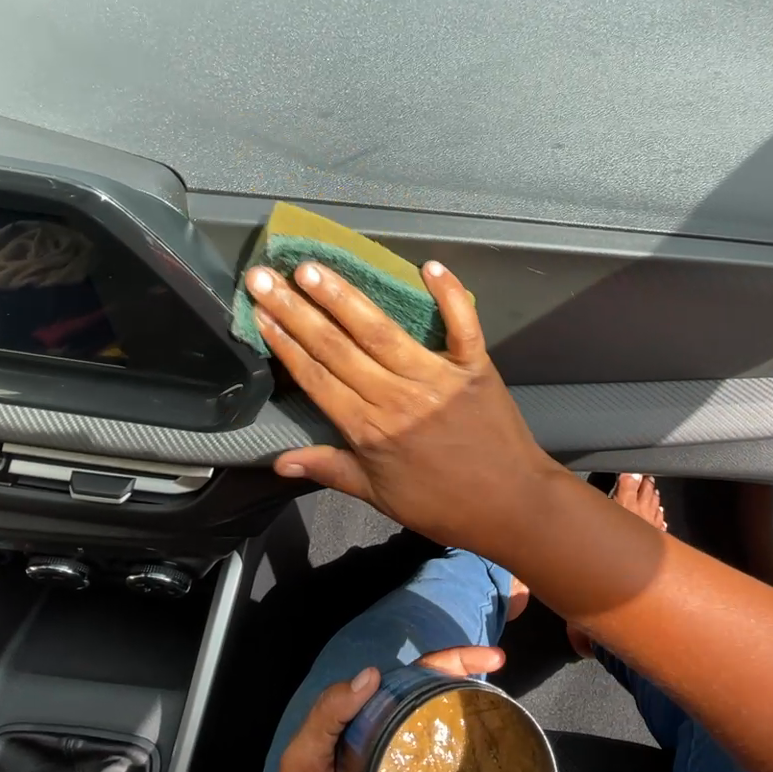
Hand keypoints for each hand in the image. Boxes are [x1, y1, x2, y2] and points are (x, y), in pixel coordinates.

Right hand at [247, 261, 564, 556]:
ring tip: (313, 268)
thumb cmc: (442, 504)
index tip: (260, 313)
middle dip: (297, 310)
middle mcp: (397, 398)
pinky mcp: (475, 367)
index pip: (316, 378)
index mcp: (370, 430)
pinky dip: (450, 295)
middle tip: (266, 276)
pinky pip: (462, 325)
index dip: (285, 344)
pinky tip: (430, 266)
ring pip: (382, 331)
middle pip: (337, 347)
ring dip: (344, 296)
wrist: (512, 506)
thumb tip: (278, 461)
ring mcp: (437, 378)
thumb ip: (330, 469)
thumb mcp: (379, 496)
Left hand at [267, 647, 506, 771]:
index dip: (449, 658)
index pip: (416, 675)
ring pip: (447, 725)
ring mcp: (410, 762)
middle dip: (468, 670)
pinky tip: (490, 753)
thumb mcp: (305, 752)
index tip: (484, 656)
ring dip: (474, 707)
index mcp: (374, 712)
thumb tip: (371, 674)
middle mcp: (396, 729)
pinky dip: (469, 757)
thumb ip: (327, 713)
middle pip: (438, 691)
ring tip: (502, 703)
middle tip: (499, 663)